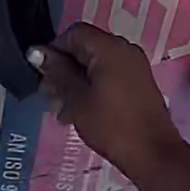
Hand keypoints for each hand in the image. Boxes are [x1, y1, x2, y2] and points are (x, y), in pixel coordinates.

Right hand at [29, 22, 185, 176]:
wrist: (154, 157)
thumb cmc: (112, 125)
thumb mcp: (76, 98)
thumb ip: (56, 71)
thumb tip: (35, 52)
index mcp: (110, 48)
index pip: (74, 33)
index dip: (54, 50)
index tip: (45, 76)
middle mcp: (124, 50)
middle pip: (84, 47)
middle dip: (63, 68)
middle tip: (50, 95)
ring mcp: (134, 67)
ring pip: (95, 63)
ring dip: (75, 80)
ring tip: (62, 108)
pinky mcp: (138, 83)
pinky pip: (108, 74)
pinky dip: (92, 86)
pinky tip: (80, 111)